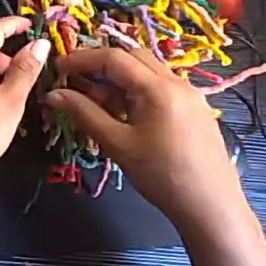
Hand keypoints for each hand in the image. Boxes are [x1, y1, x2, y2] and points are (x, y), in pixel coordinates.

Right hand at [43, 45, 249, 238]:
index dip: (82, 59)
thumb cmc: (162, 176)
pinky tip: (126, 114)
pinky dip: (137, 90)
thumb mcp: (117, 144)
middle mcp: (177, 83)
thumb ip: (84, 114)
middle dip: (102, 64)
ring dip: (120, 78)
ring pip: (148, 71)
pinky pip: (161, 87)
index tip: (58, 68)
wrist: (212, 208)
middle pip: (133, 57)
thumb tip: (53, 94)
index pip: (114, 58)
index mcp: (158, 88)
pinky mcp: (196, 110)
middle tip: (76, 80)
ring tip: (98, 101)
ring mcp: (190, 95)